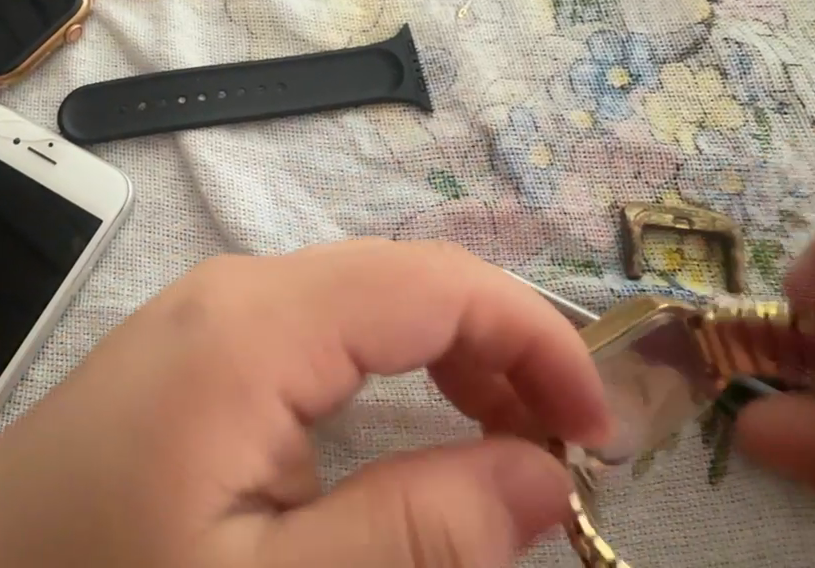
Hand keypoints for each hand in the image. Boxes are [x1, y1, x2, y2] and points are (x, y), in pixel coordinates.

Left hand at [0, 240, 609, 567]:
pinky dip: (400, 365)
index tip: (602, 434)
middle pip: (412, 279)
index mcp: (261, 325)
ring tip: (505, 452)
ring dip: (457, 360)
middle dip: (505, 351)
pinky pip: (334, 322)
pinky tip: (419, 430)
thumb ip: (417, 535)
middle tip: (562, 460)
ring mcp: (223, 302)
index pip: (436, 285)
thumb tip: (546, 479)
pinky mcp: (212, 334)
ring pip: (378, 296)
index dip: (536, 339)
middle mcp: (246, 285)